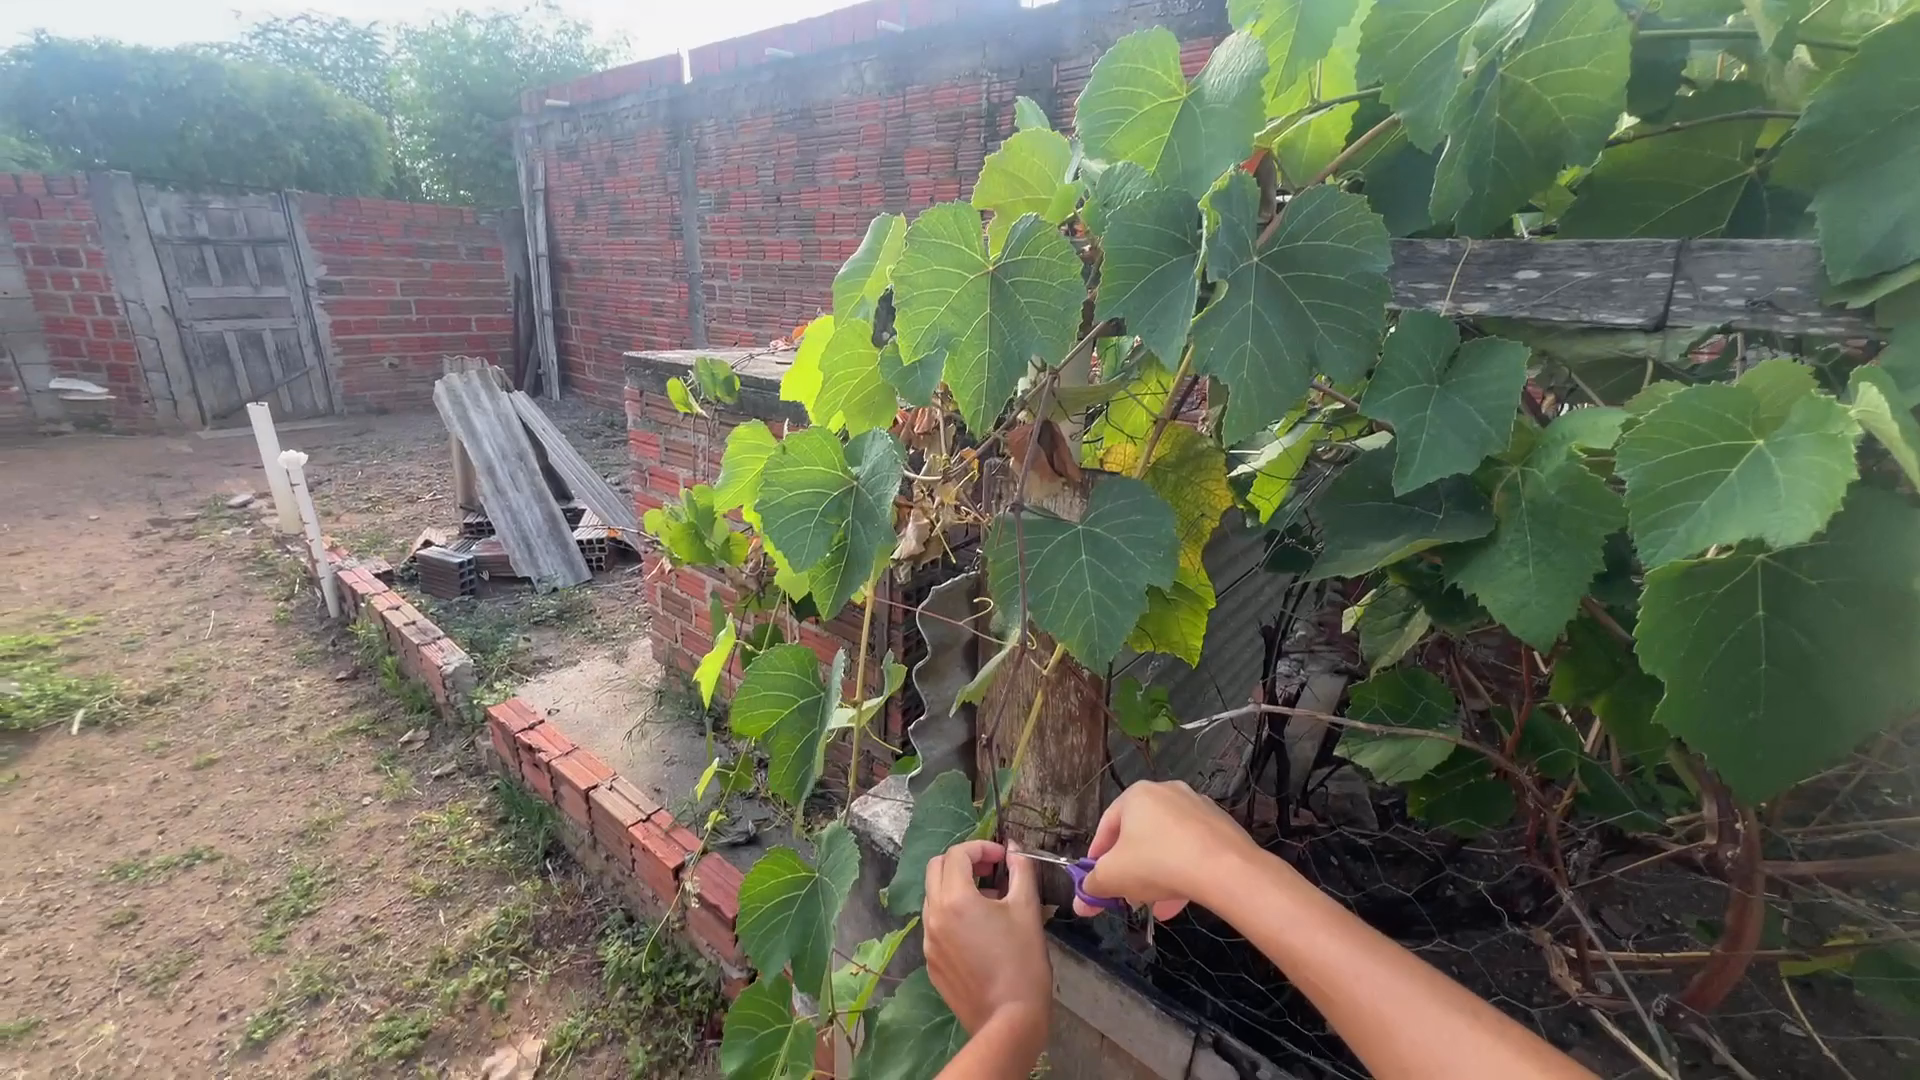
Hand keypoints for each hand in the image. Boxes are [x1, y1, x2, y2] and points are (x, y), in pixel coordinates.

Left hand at [922, 840, 1052, 1041]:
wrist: (1009, 1022)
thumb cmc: (1022, 961)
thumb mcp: (1027, 909)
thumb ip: (1020, 871)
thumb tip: (1014, 849)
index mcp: (954, 899)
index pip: (957, 854)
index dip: (981, 847)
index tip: (1002, 857)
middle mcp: (933, 916)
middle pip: (936, 869)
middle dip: (962, 861)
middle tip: (990, 870)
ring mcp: (928, 942)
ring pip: (933, 897)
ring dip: (956, 887)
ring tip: (988, 902)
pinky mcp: (931, 963)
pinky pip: (935, 925)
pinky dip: (952, 914)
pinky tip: (978, 932)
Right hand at [1076, 780, 1267, 918]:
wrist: (1226, 869)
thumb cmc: (1158, 863)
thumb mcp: (1114, 877)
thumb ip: (1093, 886)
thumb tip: (1079, 904)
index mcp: (1136, 794)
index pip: (1107, 824)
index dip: (1098, 854)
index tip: (1097, 878)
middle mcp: (1166, 791)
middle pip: (1139, 834)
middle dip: (1131, 866)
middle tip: (1128, 893)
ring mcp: (1197, 806)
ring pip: (1167, 842)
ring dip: (1157, 872)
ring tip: (1157, 904)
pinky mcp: (1221, 825)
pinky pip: (1192, 847)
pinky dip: (1183, 868)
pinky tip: (1181, 896)